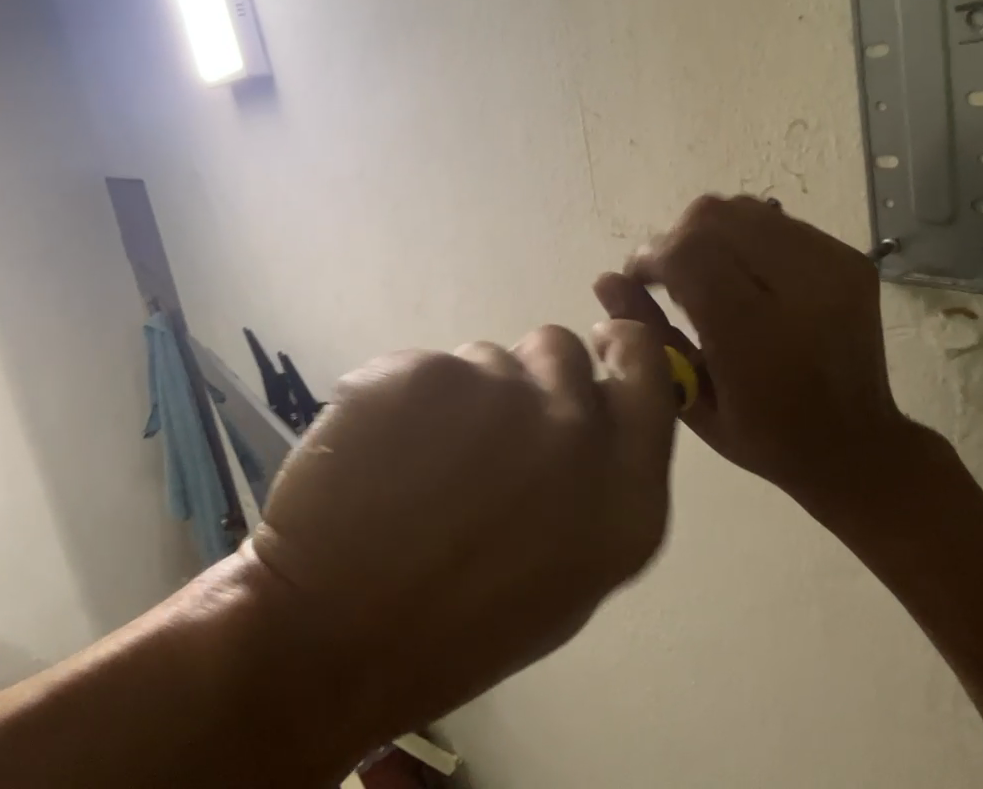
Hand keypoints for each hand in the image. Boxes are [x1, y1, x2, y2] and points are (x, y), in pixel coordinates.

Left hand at [244, 322, 678, 755]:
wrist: (334, 636)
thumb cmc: (459, 627)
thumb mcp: (570, 575)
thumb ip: (597, 482)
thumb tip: (588, 410)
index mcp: (625, 491)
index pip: (648, 369)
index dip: (623, 347)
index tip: (600, 344)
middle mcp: (573, 430)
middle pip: (560, 352)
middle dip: (529, 379)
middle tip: (483, 434)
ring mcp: (495, 394)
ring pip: (485, 357)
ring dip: (462, 394)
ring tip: (419, 465)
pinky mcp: (422, 373)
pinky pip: (421, 365)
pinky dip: (401, 399)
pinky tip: (375, 456)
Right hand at [594, 194, 925, 509]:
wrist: (855, 443)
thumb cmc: (763, 436)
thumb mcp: (690, 399)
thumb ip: (648, 333)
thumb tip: (604, 280)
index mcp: (754, 334)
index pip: (688, 252)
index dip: (651, 256)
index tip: (640, 280)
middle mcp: (798, 288)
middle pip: (713, 218)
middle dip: (677, 239)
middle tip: (671, 279)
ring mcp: (831, 267)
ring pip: (745, 210)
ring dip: (711, 234)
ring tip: (708, 274)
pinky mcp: (848, 259)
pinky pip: (778, 222)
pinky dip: (747, 237)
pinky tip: (745, 275)